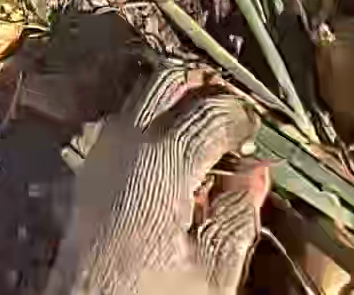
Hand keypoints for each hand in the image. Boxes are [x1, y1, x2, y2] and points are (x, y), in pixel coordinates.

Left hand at [47, 66, 269, 294]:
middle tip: (235, 111)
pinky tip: (177, 141)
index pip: (211, 111)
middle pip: (171, 79)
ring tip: (209, 121)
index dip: (242, 114)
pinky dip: (157, 110)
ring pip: (146, 88)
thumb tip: (256, 172)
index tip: (259, 129)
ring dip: (180, 94)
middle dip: (207, 86)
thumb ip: (237, 217)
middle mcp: (128, 136)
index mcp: (163, 162)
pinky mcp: (93, 154)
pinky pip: (129, 112)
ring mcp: (105, 141)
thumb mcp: (211, 275)